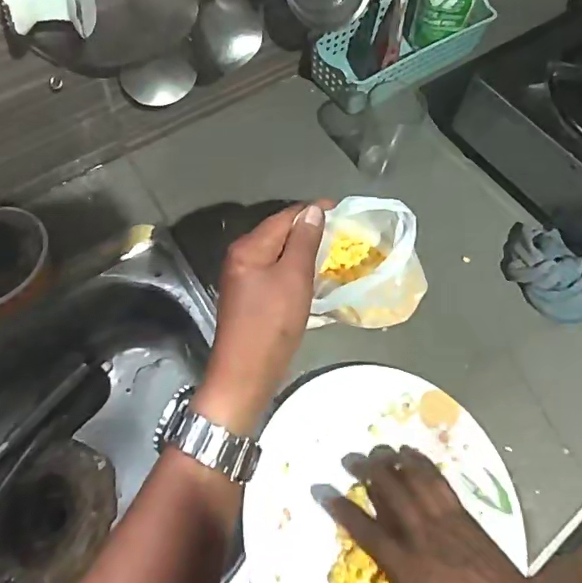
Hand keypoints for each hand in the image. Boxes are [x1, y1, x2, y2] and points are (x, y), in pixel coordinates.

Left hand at [193, 201, 329, 432]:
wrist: (245, 373)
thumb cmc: (271, 322)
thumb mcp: (293, 277)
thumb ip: (303, 241)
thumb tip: (312, 211)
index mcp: (249, 247)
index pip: (284, 217)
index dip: (311, 210)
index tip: (340, 209)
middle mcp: (241, 256)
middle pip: (278, 231)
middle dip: (307, 227)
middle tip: (340, 229)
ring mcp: (243, 276)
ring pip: (277, 251)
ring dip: (302, 247)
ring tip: (331, 248)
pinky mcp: (249, 295)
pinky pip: (275, 269)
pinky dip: (294, 266)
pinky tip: (311, 273)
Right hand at [325, 446, 571, 582]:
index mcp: (407, 566)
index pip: (367, 531)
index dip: (344, 511)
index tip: (326, 492)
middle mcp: (421, 535)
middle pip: (390, 492)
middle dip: (368, 472)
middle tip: (351, 457)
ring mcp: (445, 520)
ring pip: (415, 480)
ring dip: (396, 461)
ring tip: (381, 447)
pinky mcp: (464, 515)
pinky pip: (439, 482)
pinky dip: (424, 465)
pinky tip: (416, 456)